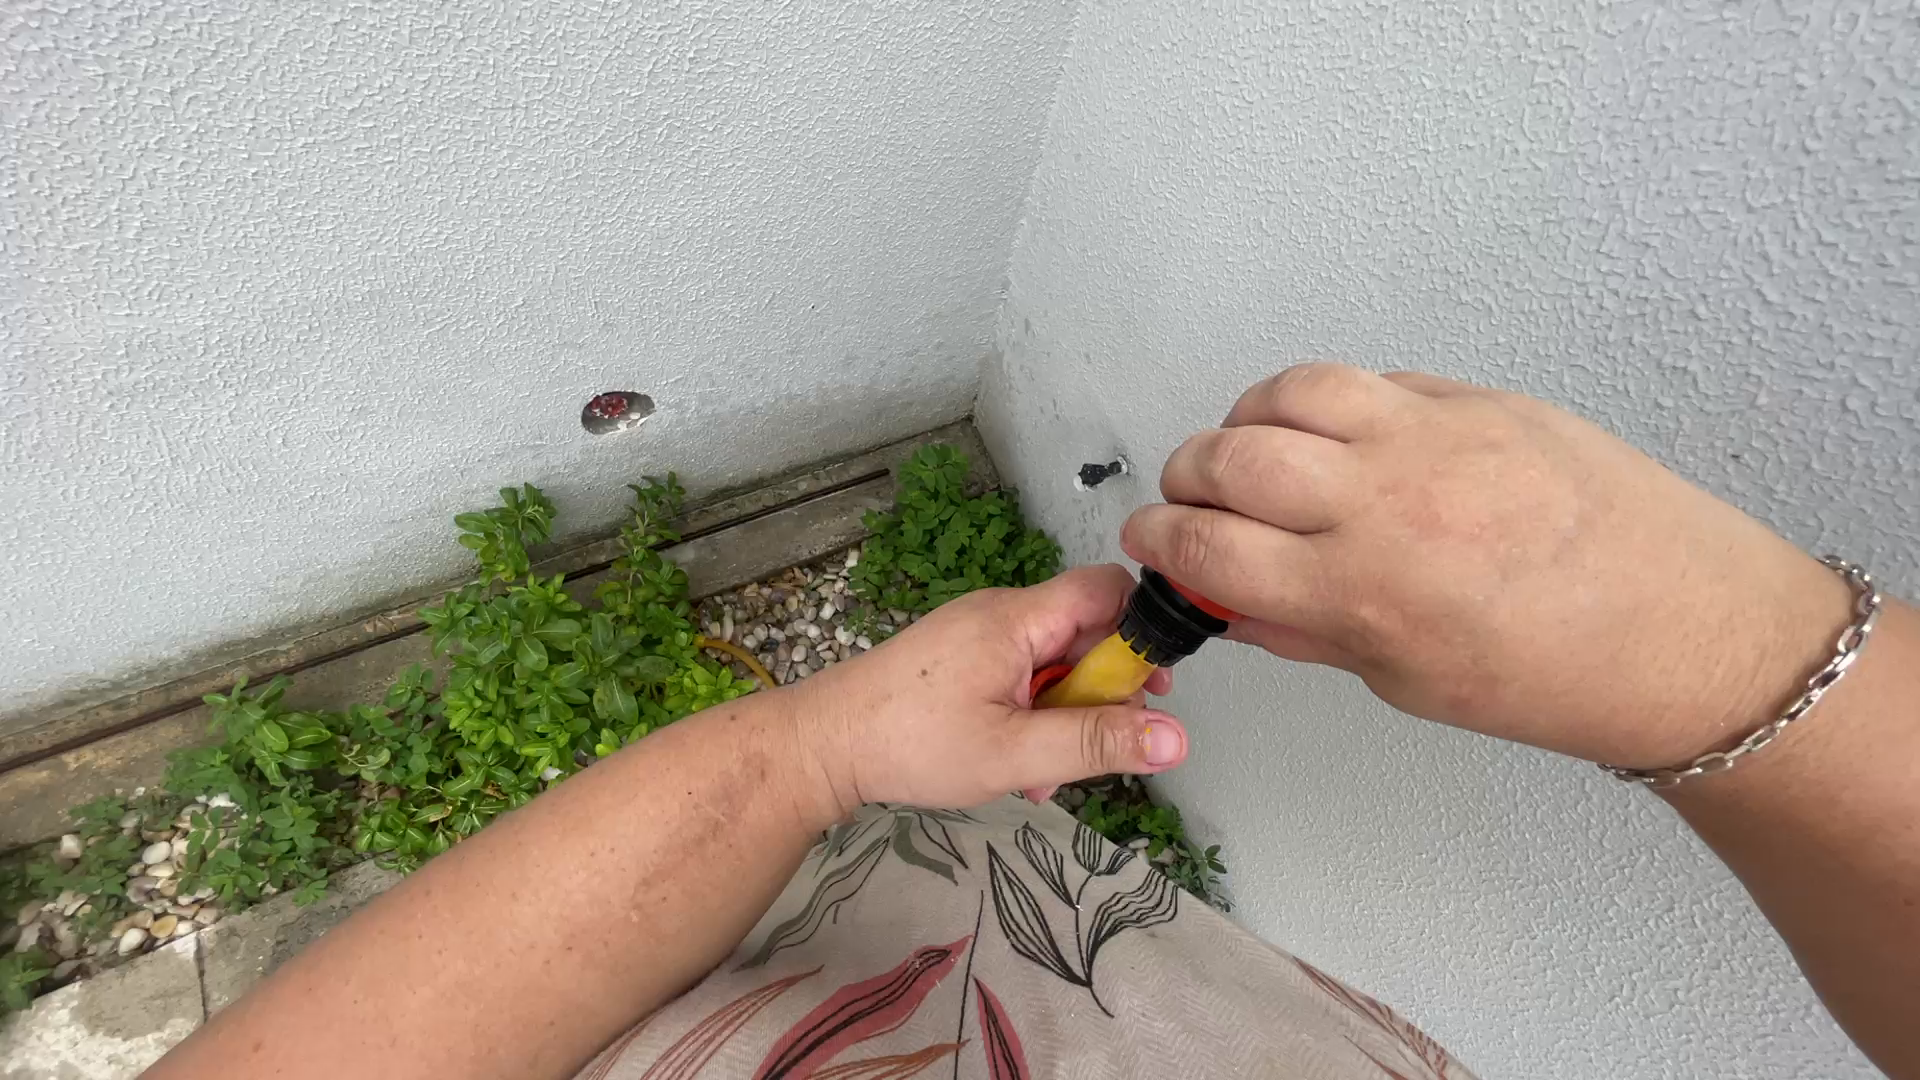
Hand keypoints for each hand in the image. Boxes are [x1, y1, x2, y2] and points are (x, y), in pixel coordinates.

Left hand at [791, 564, 1184, 813]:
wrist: (825, 742)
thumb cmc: (914, 743)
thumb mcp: (1014, 753)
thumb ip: (1096, 742)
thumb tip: (1177, 737)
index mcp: (1017, 617)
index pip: (1106, 588)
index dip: (1140, 631)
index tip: (1150, 689)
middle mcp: (1000, 611)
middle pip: (1082, 630)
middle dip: (1098, 691)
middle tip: (1091, 746)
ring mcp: (977, 631)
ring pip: (1050, 659)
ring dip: (1061, 712)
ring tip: (1041, 770)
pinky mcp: (961, 653)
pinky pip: (1017, 671)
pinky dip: (1029, 711)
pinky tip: (1014, 759)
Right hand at [1120, 363, 1851, 767]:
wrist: (1693, 634)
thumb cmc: (1547, 676)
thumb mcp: (1396, 678)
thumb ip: (1295, 630)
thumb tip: (1224, 600)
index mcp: (1360, 592)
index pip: (1209, 547)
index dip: (1156, 539)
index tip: (1145, 538)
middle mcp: (1384, 504)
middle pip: (1228, 459)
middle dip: (1182, 478)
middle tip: (1189, 500)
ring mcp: (1430, 438)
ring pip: (1283, 396)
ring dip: (1238, 424)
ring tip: (1247, 454)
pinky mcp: (1472, 399)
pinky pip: (1357, 378)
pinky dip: (1309, 400)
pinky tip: (1316, 432)